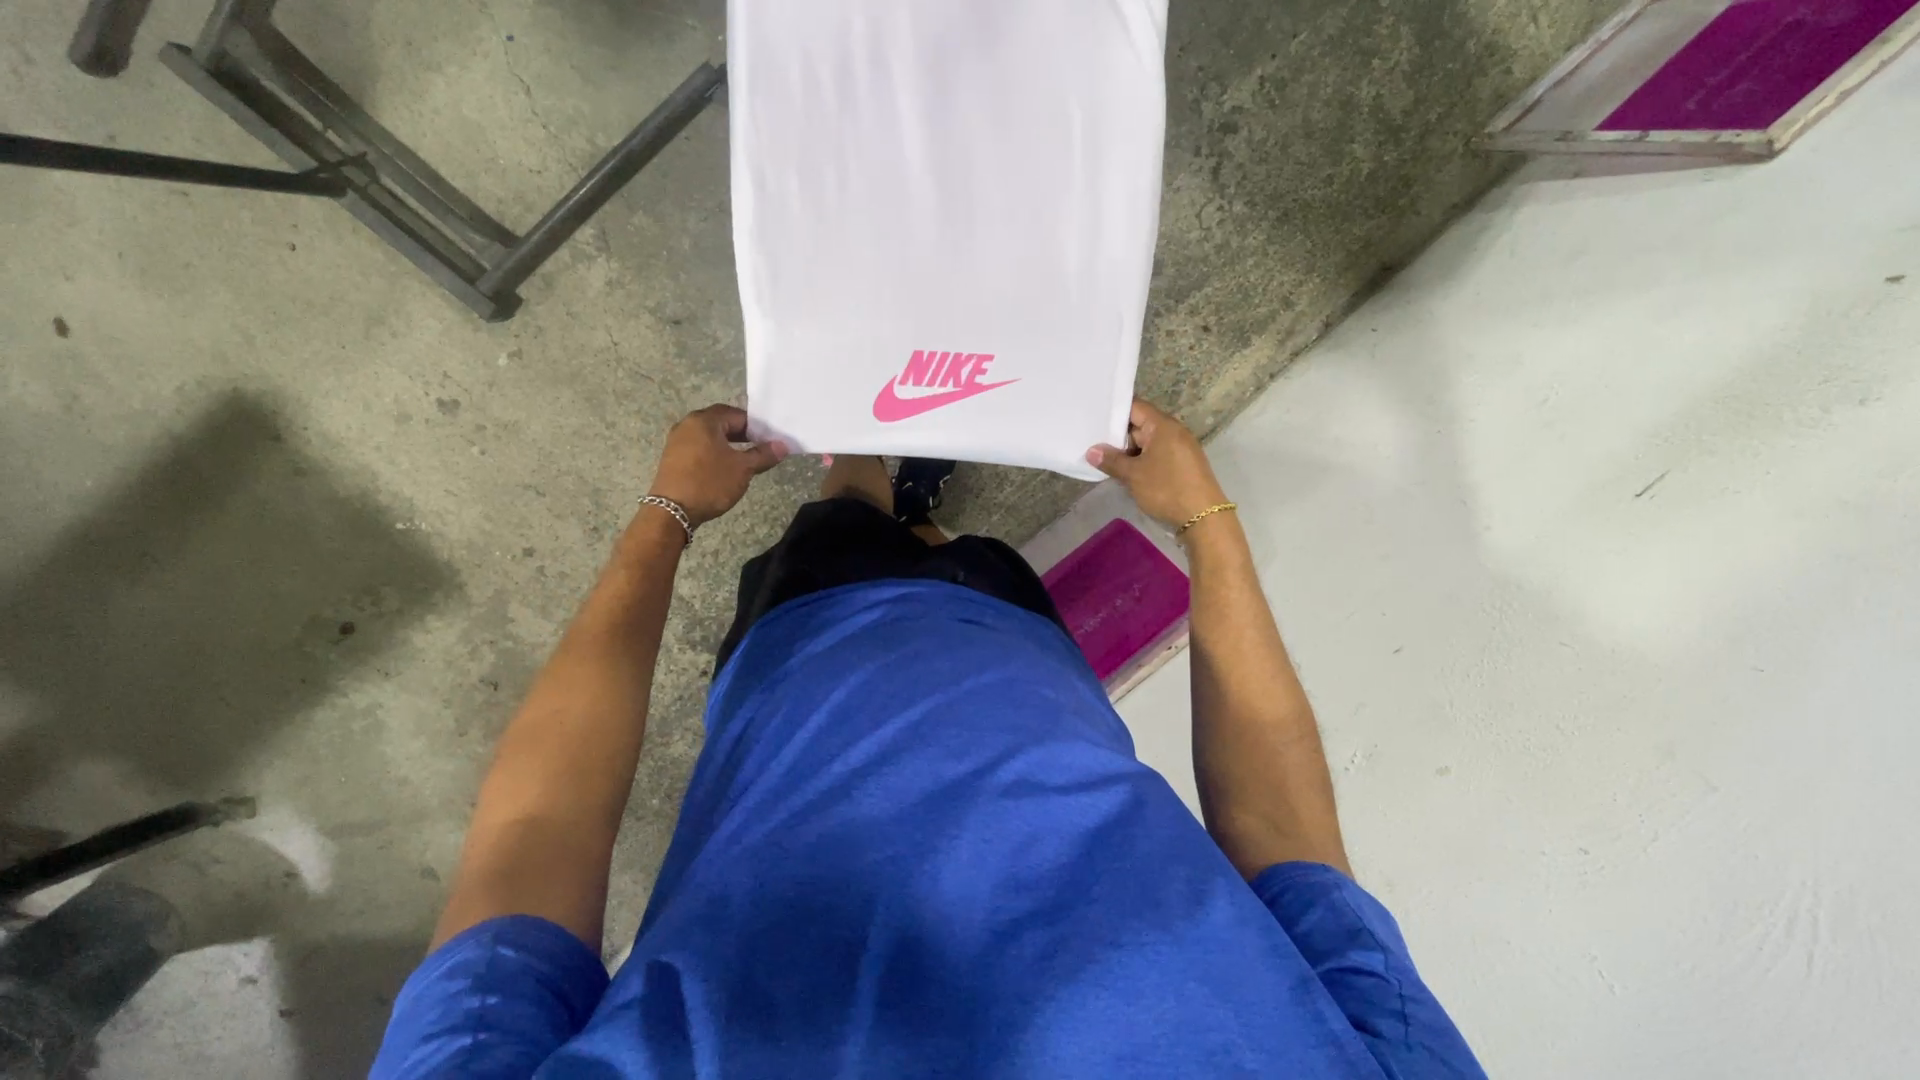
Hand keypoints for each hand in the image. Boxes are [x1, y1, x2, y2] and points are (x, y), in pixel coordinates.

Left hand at [648, 405, 788, 526]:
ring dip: (727, 444)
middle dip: (742, 433)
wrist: (672, 510)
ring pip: (708, 435)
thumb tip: (782, 445)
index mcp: (704, 420)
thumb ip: (763, 454)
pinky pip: (698, 447)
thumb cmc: (710, 482)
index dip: (756, 426)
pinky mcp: (672, 457)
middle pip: (720, 422)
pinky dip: (713, 452)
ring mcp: (677, 441)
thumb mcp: (742, 469)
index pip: (736, 415)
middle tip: (759, 447)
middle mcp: (687, 424)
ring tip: (743, 460)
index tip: (769, 440)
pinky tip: (722, 468)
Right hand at [1087, 399, 1229, 529]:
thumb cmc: (1166, 489)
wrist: (1204, 518)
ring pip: (1148, 442)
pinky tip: (1126, 473)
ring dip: (1129, 452)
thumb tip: (1092, 451)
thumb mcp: (1133, 475)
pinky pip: (1157, 455)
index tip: (1093, 417)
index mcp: (1163, 425)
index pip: (1135, 407)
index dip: (1114, 411)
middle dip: (1118, 435)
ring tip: (1104, 460)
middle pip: (1140, 424)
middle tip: (1092, 443)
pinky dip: (1141, 461)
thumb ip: (1111, 460)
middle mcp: (1174, 431)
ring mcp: (1180, 448)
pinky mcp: (1183, 464)